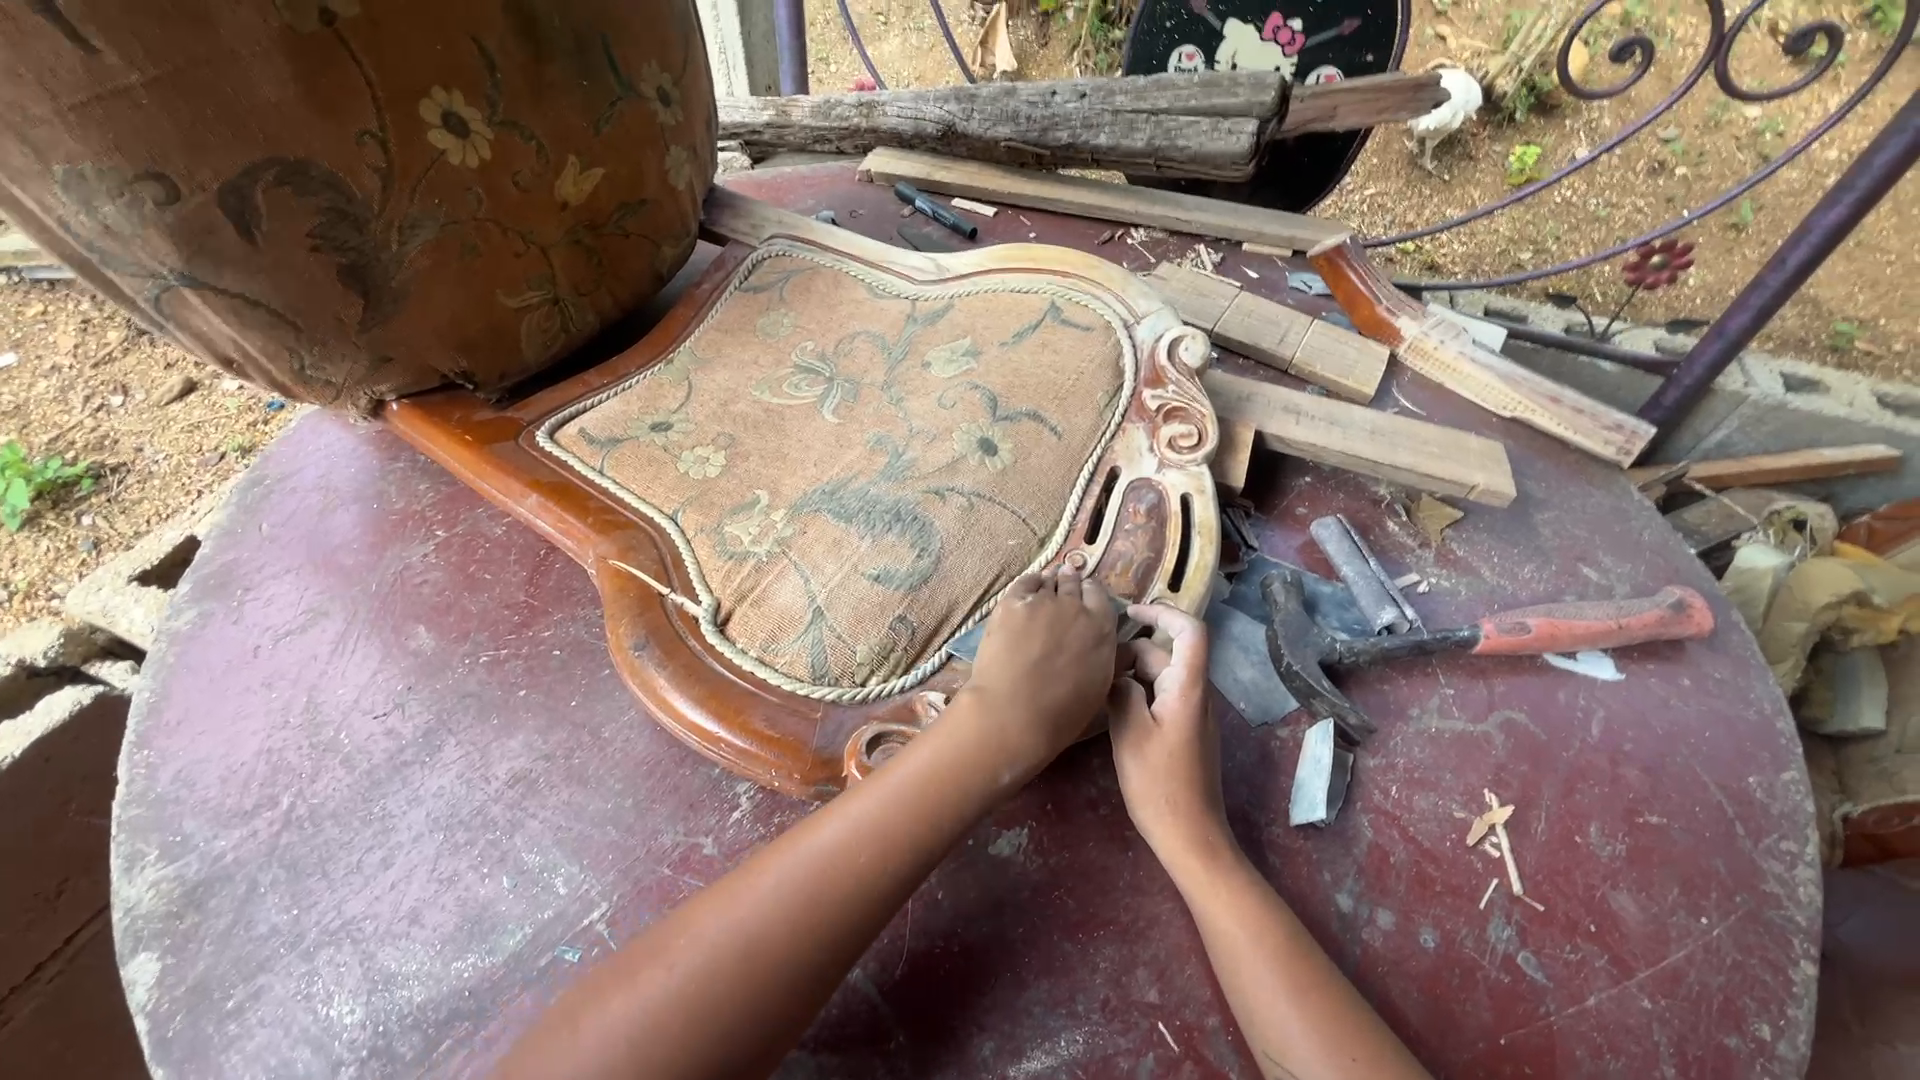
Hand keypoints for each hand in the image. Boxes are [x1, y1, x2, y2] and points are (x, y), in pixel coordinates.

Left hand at [960, 567, 1120, 776]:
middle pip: (1073, 584)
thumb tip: (1103, 644)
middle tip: (1066, 582)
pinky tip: (1028, 586)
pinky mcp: (1012, 603)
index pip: (1099, 596)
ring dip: (1050, 583)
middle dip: (1070, 582)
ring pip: (1049, 583)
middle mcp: (1075, 607)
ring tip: (1047, 583)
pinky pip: (1024, 583)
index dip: (1091, 593)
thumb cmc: (1062, 712)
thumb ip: (1104, 655)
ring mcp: (1042, 602)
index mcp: (1101, 628)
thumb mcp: (1099, 684)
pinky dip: (1029, 583)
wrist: (1016, 712)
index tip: (1086, 595)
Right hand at [1108, 603, 1231, 872]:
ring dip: (1132, 673)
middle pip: (1168, 654)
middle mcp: (1196, 695)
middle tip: (1095, 661)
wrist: (1191, 835)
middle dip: (1133, 649)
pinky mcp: (1184, 733)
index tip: (1129, 613)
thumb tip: (1118, 673)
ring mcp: (1192, 715)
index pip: (1191, 631)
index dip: (1163, 613)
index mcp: (1188, 689)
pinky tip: (1111, 708)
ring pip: (1162, 677)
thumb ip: (1123, 692)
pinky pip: (1162, 698)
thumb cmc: (1159, 784)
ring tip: (1097, 683)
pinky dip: (1139, 693)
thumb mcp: (1130, 734)